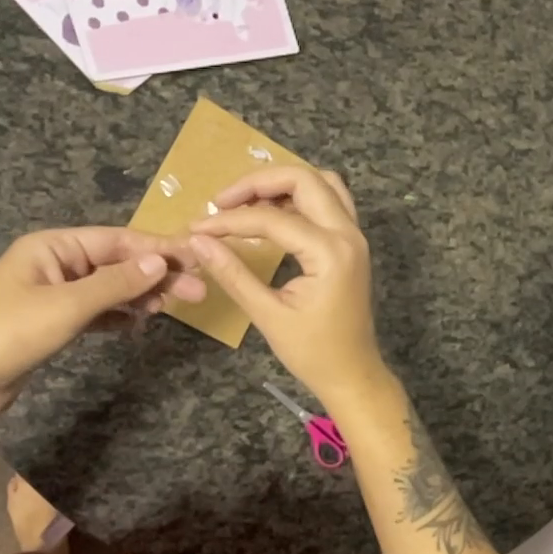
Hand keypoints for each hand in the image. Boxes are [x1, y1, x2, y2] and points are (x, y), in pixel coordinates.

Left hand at [0, 227, 204, 423]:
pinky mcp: (53, 323)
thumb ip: (116, 284)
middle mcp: (55, 264)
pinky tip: (139, 324)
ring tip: (173, 308)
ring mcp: (54, 294)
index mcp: (53, 247)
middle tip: (198, 292)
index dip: (159, 248)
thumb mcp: (67, 306)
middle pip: (116, 263)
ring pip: (109, 288)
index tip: (198, 258)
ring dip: (140, 296)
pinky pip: (97, 311)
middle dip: (156, 274)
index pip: (117, 240)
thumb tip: (160, 261)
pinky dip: (119, 316)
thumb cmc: (7, 334)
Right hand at [189, 166, 389, 406]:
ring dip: (282, 184)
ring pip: (321, 183)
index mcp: (329, 252)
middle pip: (303, 179)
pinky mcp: (352, 245)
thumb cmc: (313, 353)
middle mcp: (348, 235)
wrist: (353, 375)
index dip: (230, 220)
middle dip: (258, 182)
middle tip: (222, 201)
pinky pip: (330, 202)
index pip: (271, 218)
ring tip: (245, 202)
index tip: (197, 226)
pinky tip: (271, 213)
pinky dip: (300, 197)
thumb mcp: (268, 315)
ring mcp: (355, 237)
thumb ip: (233, 273)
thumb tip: (198, 241)